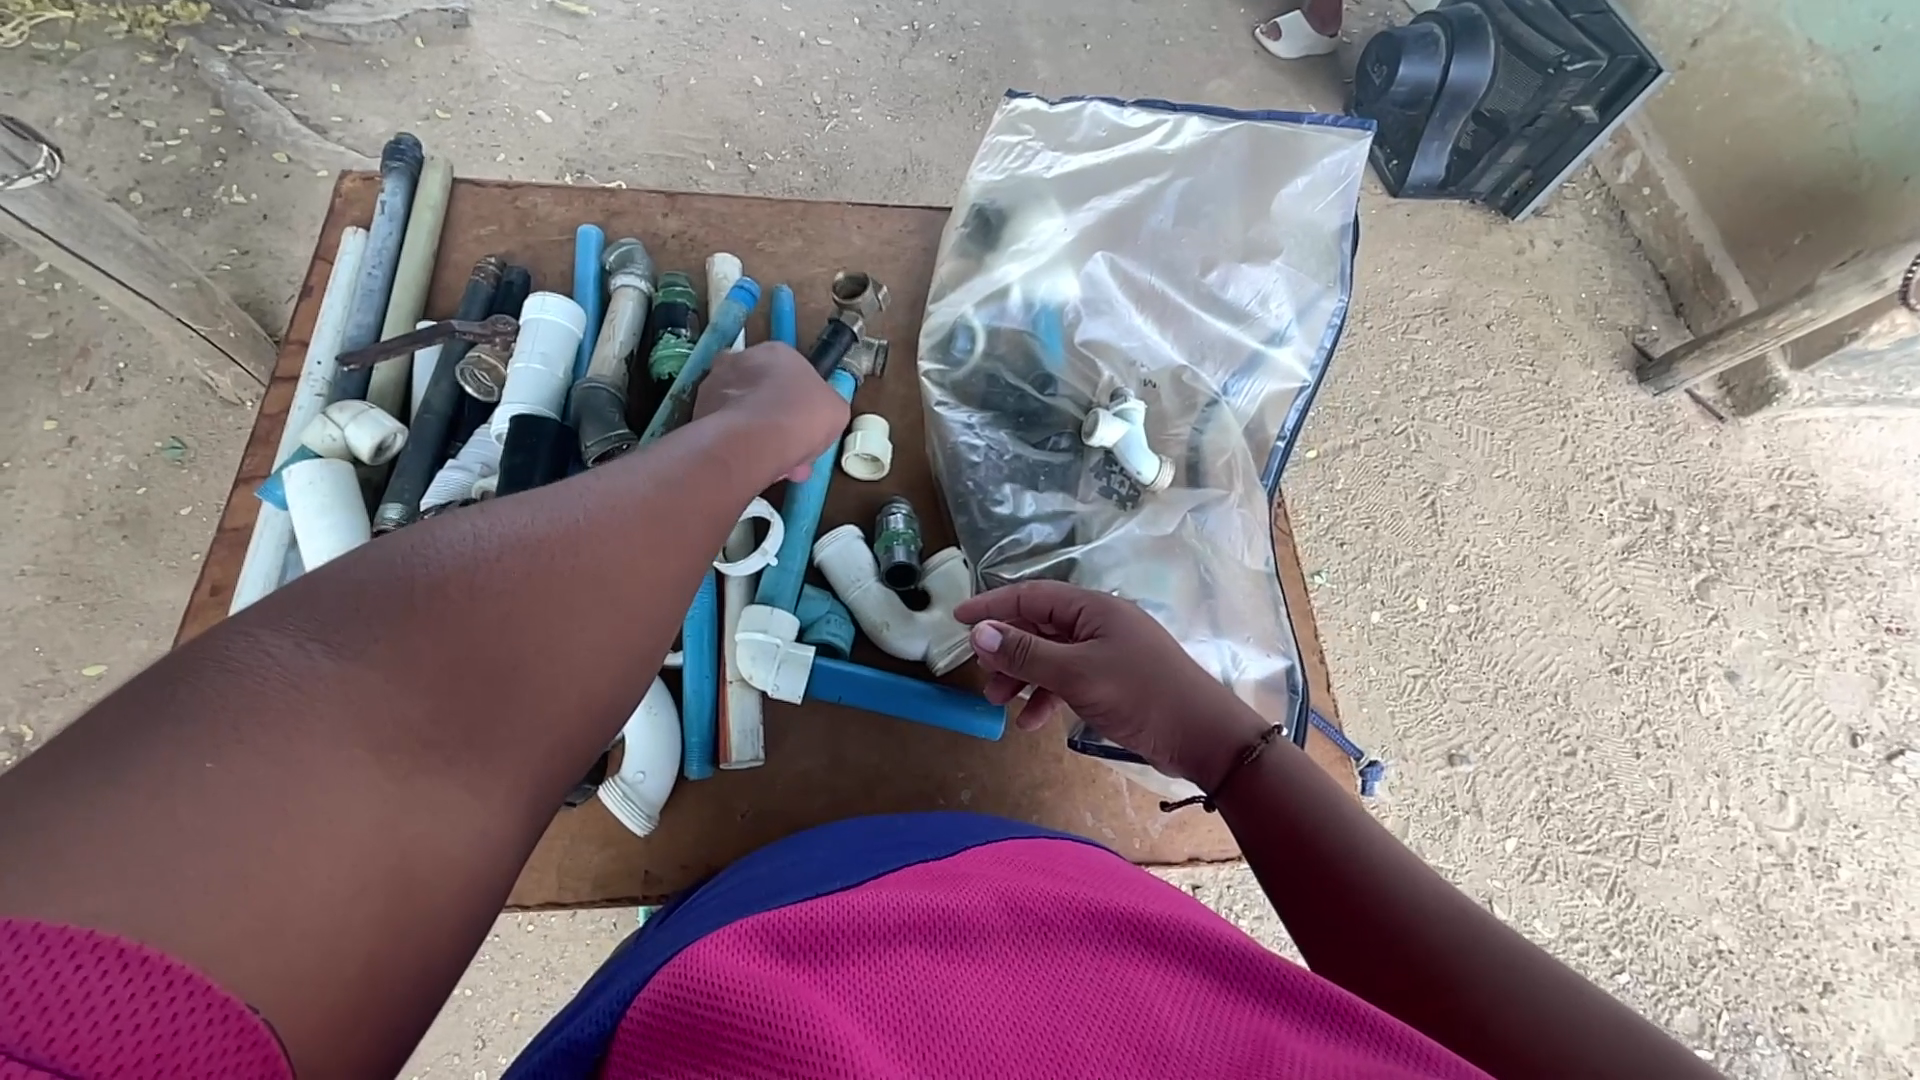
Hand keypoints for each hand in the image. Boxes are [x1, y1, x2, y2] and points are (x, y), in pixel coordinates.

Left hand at [694, 342, 849, 482]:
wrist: (757, 439)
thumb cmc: (804, 415)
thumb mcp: (836, 409)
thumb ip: (825, 406)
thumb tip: (818, 415)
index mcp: (776, 351)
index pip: (790, 373)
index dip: (800, 402)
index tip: (806, 425)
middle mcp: (739, 359)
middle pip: (761, 391)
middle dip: (776, 420)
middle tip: (791, 448)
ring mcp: (713, 384)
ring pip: (742, 414)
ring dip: (758, 437)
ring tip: (776, 465)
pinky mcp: (698, 412)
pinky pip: (725, 431)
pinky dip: (739, 447)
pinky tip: (756, 467)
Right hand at [954, 581, 1272, 789]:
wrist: (1204, 737)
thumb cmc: (1139, 695)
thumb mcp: (1076, 674)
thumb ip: (1025, 652)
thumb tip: (979, 631)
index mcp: (1092, 608)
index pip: (1030, 595)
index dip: (991, 605)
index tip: (957, 619)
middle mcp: (1098, 623)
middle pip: (1038, 626)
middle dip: (1007, 651)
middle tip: (985, 678)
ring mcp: (1107, 652)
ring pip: (1050, 655)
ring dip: (1023, 677)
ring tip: (1001, 704)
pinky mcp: (1113, 680)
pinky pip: (1069, 679)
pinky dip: (1048, 696)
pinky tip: (1032, 722)